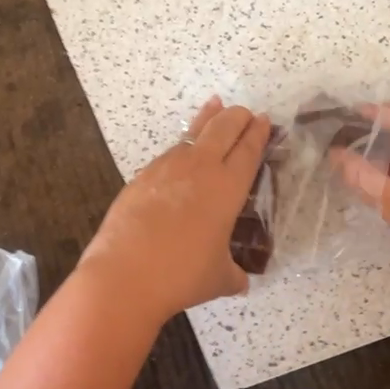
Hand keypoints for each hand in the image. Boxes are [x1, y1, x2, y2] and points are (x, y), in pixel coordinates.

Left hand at [76, 98, 271, 324]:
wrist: (125, 273)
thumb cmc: (181, 275)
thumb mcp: (219, 278)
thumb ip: (233, 274)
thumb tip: (240, 282)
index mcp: (227, 187)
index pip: (248, 150)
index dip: (258, 133)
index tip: (264, 120)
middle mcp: (199, 168)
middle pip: (222, 129)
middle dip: (236, 116)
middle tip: (245, 112)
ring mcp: (167, 168)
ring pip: (192, 133)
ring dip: (207, 119)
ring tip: (214, 106)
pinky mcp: (142, 176)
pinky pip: (170, 152)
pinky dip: (182, 145)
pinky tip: (182, 151)